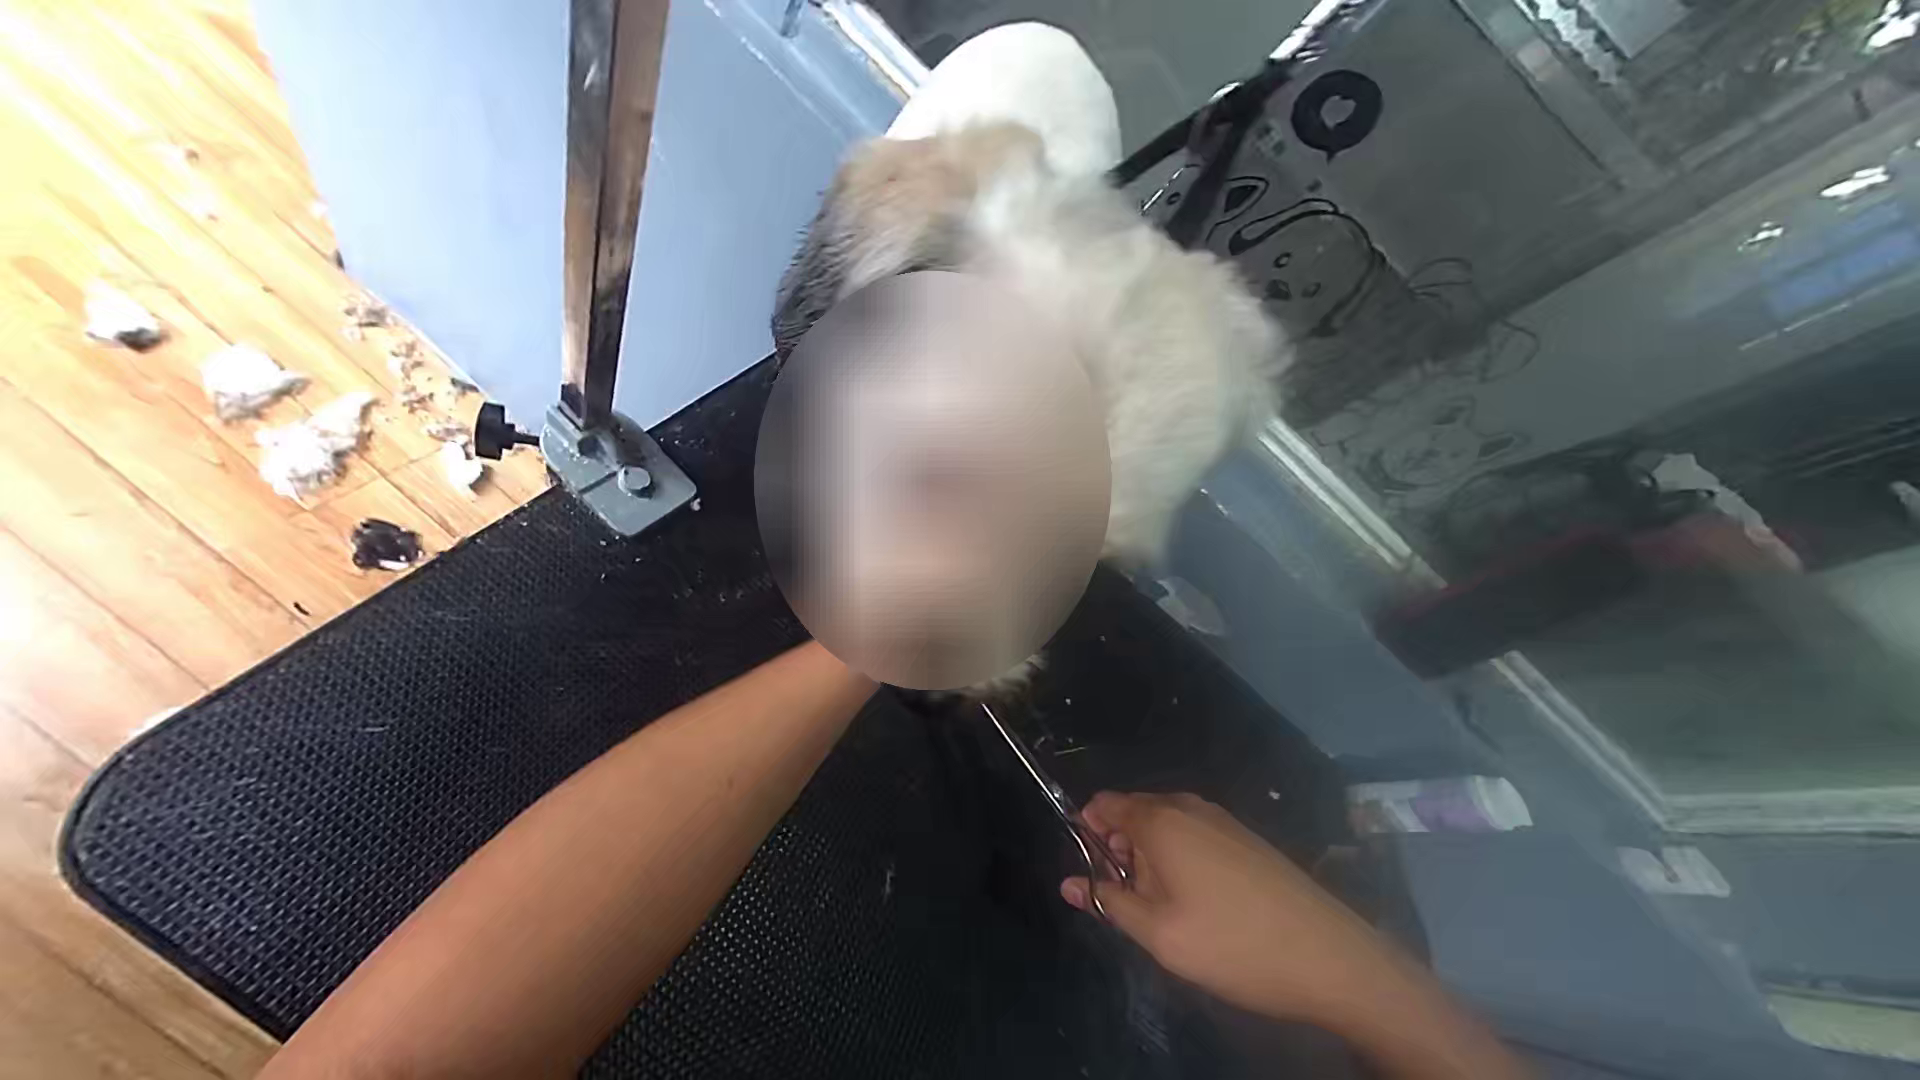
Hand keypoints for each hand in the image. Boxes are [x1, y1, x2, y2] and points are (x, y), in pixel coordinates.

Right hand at [1060, 792, 1414, 1027]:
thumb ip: (1108, 902)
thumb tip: (1068, 884)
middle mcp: (1186, 806)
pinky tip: (1201, 903)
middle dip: (1118, 850)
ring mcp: (1219, 818)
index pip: (1103, 804)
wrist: (1331, 957)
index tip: (1091, 874)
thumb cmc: (1234, 944)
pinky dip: (1179, 856)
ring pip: (1163, 824)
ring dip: (1149, 857)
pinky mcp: (1243, 835)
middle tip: (1131, 902)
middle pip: (1132, 812)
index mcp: (1159, 820)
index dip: (1086, 833)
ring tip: (1167, 910)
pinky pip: (1191, 832)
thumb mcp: (1159, 934)